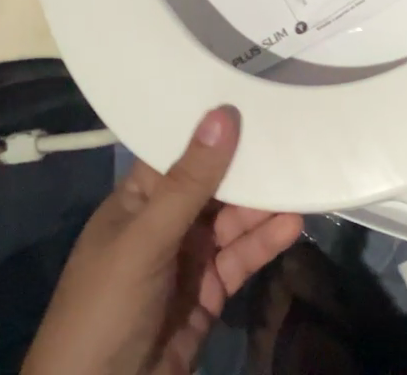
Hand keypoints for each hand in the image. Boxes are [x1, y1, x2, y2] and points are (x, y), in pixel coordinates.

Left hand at [22, 106, 304, 373]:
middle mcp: (164, 224)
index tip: (256, 96)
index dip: (214, 128)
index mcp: (136, 203)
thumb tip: (222, 114)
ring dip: (264, 205)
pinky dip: (265, 242)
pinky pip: (242, 257)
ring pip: (234, 220)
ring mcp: (189, 259)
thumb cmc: (105, 310)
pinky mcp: (210, 291)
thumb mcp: (144, 241)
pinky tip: (291, 226)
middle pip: (215, 185)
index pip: (179, 152)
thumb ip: (189, 182)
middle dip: (250, 166)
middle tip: (295, 137)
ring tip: (302, 181)